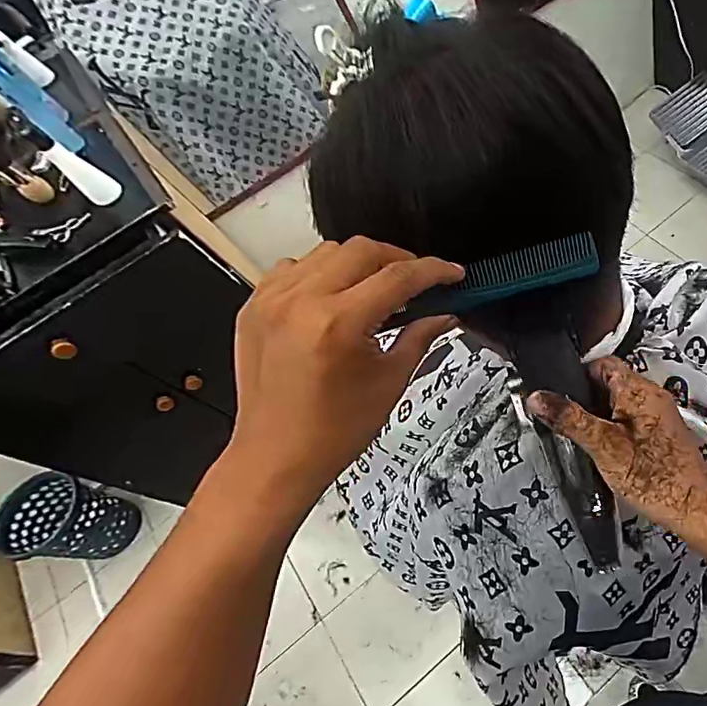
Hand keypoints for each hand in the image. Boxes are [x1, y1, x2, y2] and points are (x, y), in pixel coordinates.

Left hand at [225, 237, 460, 499]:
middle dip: (400, 259)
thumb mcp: (391, 380)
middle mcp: (300, 303)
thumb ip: (420, 337)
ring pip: (327, 251)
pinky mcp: (254, 307)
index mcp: (338, 323)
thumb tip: (444, 314)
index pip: (398, 276)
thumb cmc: (334, 429)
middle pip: (362, 250)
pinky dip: (323, 272)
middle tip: (421, 279)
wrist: (277, 455)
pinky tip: (340, 295)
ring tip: (381, 288)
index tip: (452, 273)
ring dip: (361, 263)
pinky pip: (294, 268)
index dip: (434, 270)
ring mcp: (271, 301)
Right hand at [526, 357, 706, 544]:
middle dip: (586, 402)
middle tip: (573, 425)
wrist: (692, 507)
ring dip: (601, 420)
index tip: (560, 394)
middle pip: (609, 384)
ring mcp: (659, 416)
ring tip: (593, 444)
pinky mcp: (661, 434)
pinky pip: (630, 423)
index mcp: (641, 392)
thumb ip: (571, 420)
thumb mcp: (604, 448)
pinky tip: (611, 455)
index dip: (576, 376)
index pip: (602, 363)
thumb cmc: (660, 481)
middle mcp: (654, 398)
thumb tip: (541, 400)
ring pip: (619, 405)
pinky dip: (615, 434)